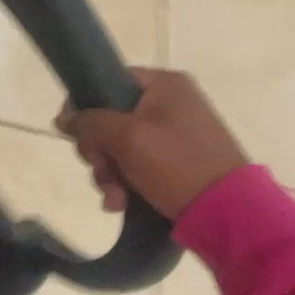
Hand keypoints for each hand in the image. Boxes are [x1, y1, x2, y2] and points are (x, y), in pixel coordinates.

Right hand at [55, 68, 247, 222]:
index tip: (74, 133)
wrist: (231, 213)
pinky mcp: (176, 161)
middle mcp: (170, 103)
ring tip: (115, 197)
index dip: (84, 106)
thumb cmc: (177, 163)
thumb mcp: (126, 137)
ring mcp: (174, 133)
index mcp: (164, 84)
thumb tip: (62, 118)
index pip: (107, 81)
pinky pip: (136, 165)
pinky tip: (120, 204)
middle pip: (108, 118)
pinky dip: (124, 183)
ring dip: (108, 173)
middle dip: (98, 152)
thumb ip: (89, 122)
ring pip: (118, 146)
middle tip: (101, 170)